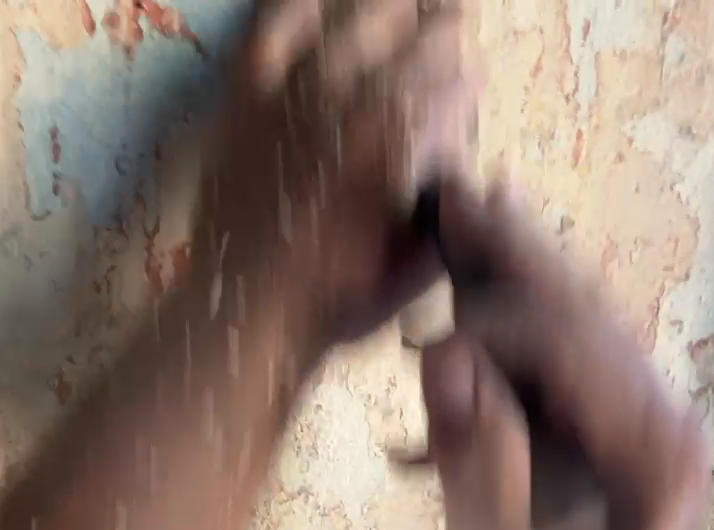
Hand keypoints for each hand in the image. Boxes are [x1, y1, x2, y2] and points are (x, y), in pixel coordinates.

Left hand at [197, 0, 474, 353]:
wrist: (246, 314)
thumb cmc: (333, 304)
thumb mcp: (410, 269)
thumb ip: (444, 212)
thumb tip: (456, 167)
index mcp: (401, 150)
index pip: (452, 89)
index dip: (464, 87)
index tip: (468, 88)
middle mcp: (354, 109)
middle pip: (414, 43)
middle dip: (441, 36)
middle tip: (451, 32)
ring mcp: (297, 101)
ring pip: (353, 25)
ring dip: (386, 12)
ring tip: (402, 7)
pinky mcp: (248, 104)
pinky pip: (272, 33)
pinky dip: (297, 10)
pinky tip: (318, 2)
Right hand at [420, 179, 711, 529]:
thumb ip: (477, 471)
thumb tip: (443, 362)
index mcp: (646, 452)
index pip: (566, 345)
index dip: (489, 330)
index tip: (418, 350)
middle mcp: (660, 415)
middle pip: (582, 308)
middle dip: (514, 253)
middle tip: (456, 194)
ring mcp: (646, 415)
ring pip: (581, 316)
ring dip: (521, 266)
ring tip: (472, 209)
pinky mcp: (620, 424)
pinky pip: (571, 348)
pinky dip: (525, 308)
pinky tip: (493, 276)